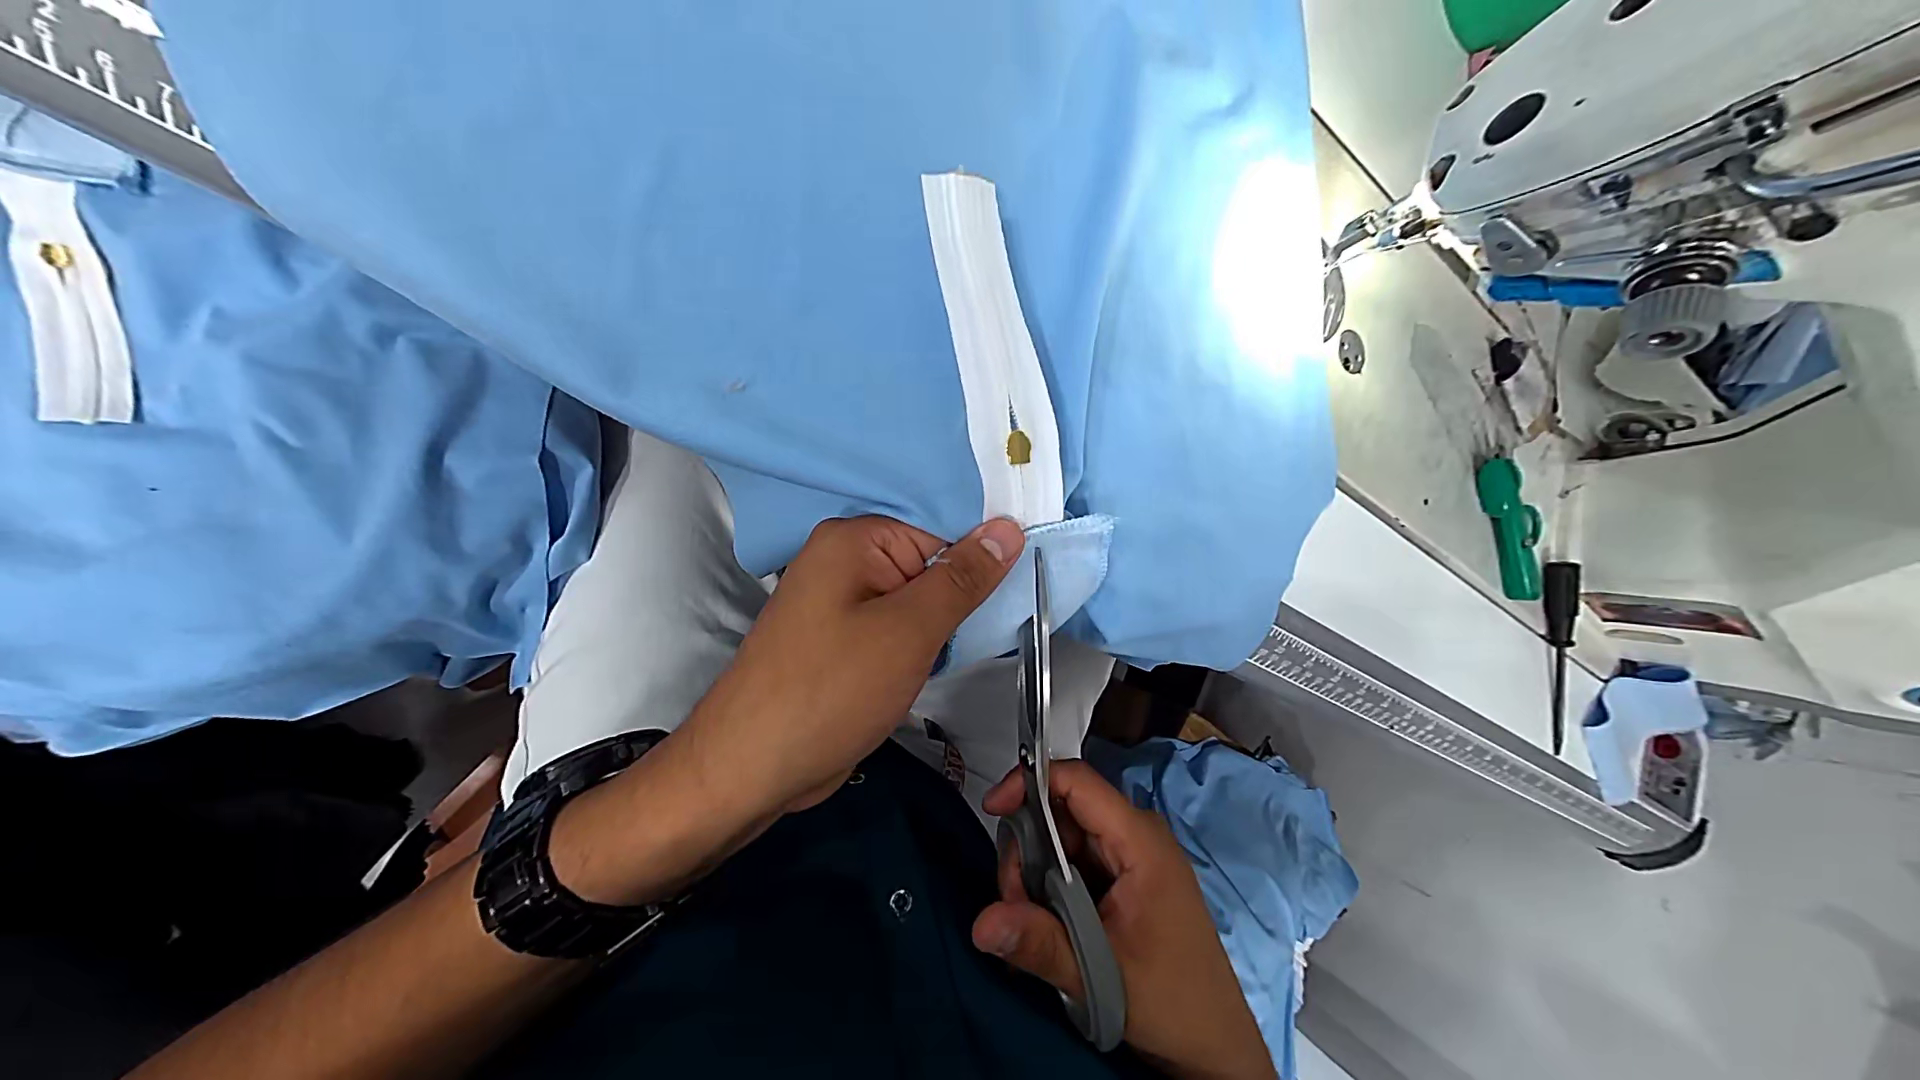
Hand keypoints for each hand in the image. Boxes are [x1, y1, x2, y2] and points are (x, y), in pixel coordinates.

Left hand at [686, 514, 1024, 815]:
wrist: (754, 768)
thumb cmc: (830, 691)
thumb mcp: (910, 631)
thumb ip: (962, 578)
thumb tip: (1006, 530)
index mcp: (853, 540)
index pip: (940, 526)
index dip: (982, 553)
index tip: (1023, 574)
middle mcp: (845, 562)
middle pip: (928, 561)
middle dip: (963, 593)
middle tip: (1001, 617)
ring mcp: (843, 603)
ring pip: (917, 599)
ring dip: (944, 624)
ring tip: (969, 643)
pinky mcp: (846, 640)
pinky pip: (898, 627)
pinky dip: (922, 643)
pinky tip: (938, 661)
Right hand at [972, 762, 1274, 1079]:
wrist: (1215, 1046)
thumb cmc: (1172, 1003)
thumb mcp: (1100, 974)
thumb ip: (1039, 943)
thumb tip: (981, 923)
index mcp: (1140, 841)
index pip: (1077, 781)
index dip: (1030, 782)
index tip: (993, 809)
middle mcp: (1136, 835)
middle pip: (1062, 810)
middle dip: (1026, 847)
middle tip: (1015, 903)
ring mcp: (1130, 855)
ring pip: (1062, 836)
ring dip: (1034, 871)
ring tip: (1030, 924)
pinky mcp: (1123, 875)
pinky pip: (1074, 858)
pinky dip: (1049, 884)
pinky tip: (1043, 924)